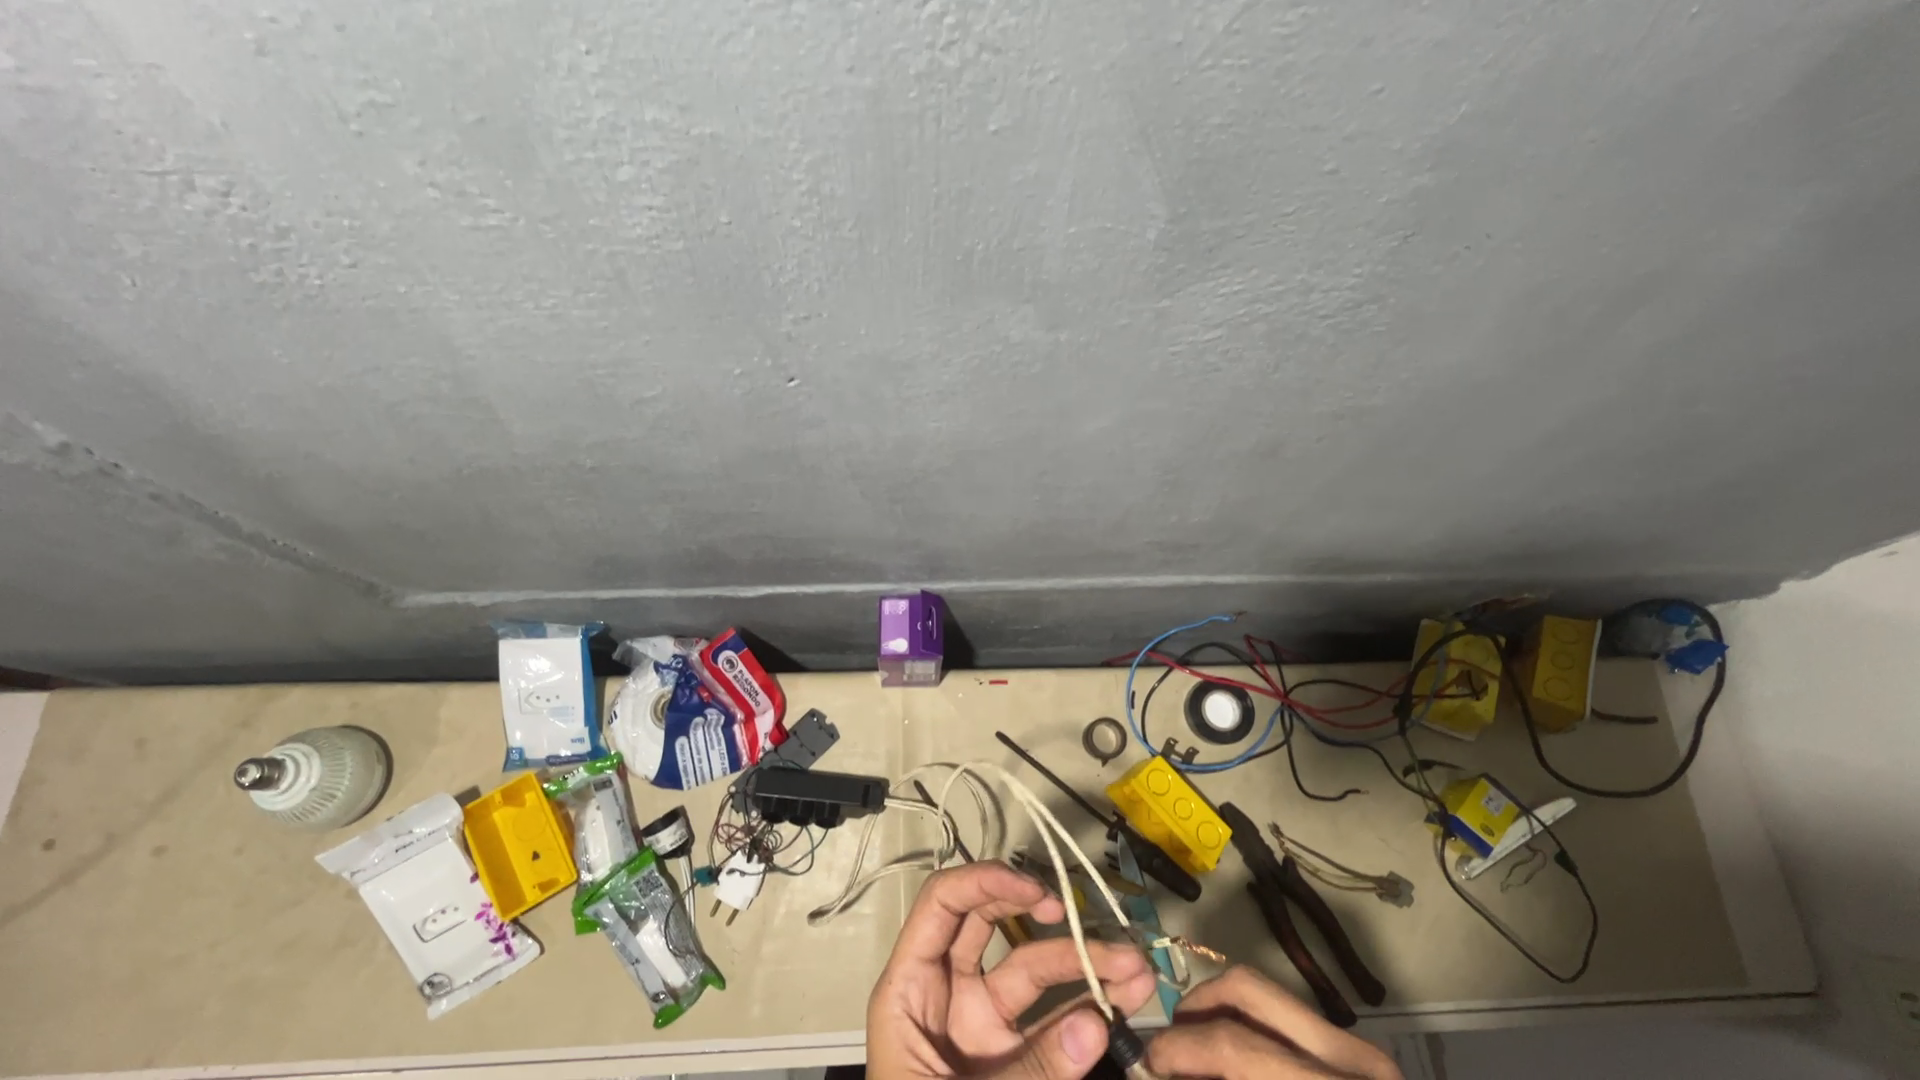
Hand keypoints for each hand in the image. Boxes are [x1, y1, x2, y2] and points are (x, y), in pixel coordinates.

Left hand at [868, 861, 1159, 1079]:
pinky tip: (1127, 999)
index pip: (942, 907)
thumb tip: (1098, 1020)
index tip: (1035, 889)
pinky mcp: (1015, 1056)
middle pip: (991, 926)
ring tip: (1136, 968)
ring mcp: (984, 1023)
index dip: (984, 883)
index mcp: (911, 988)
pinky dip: (1091, 1008)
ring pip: (1035, 971)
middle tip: (1082, 916)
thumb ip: (1034, 1068)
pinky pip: (1056, 1021)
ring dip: (1085, 963)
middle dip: (1042, 914)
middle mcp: (948, 992)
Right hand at [1148, 967, 1400, 1079]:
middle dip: (1190, 1012)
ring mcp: (1362, 1055)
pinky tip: (1236, 1064)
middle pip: (1245, 990)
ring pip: (1265, 995)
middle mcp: (1350, 1061)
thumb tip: (1166, 1071)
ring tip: (1196, 1053)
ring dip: (1217, 1014)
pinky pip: (1288, 1019)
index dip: (1175, 1049)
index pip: (1233, 1044)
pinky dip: (1248, 1029)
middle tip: (1166, 1049)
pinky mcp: (1364, 1058)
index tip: (1146, 1066)